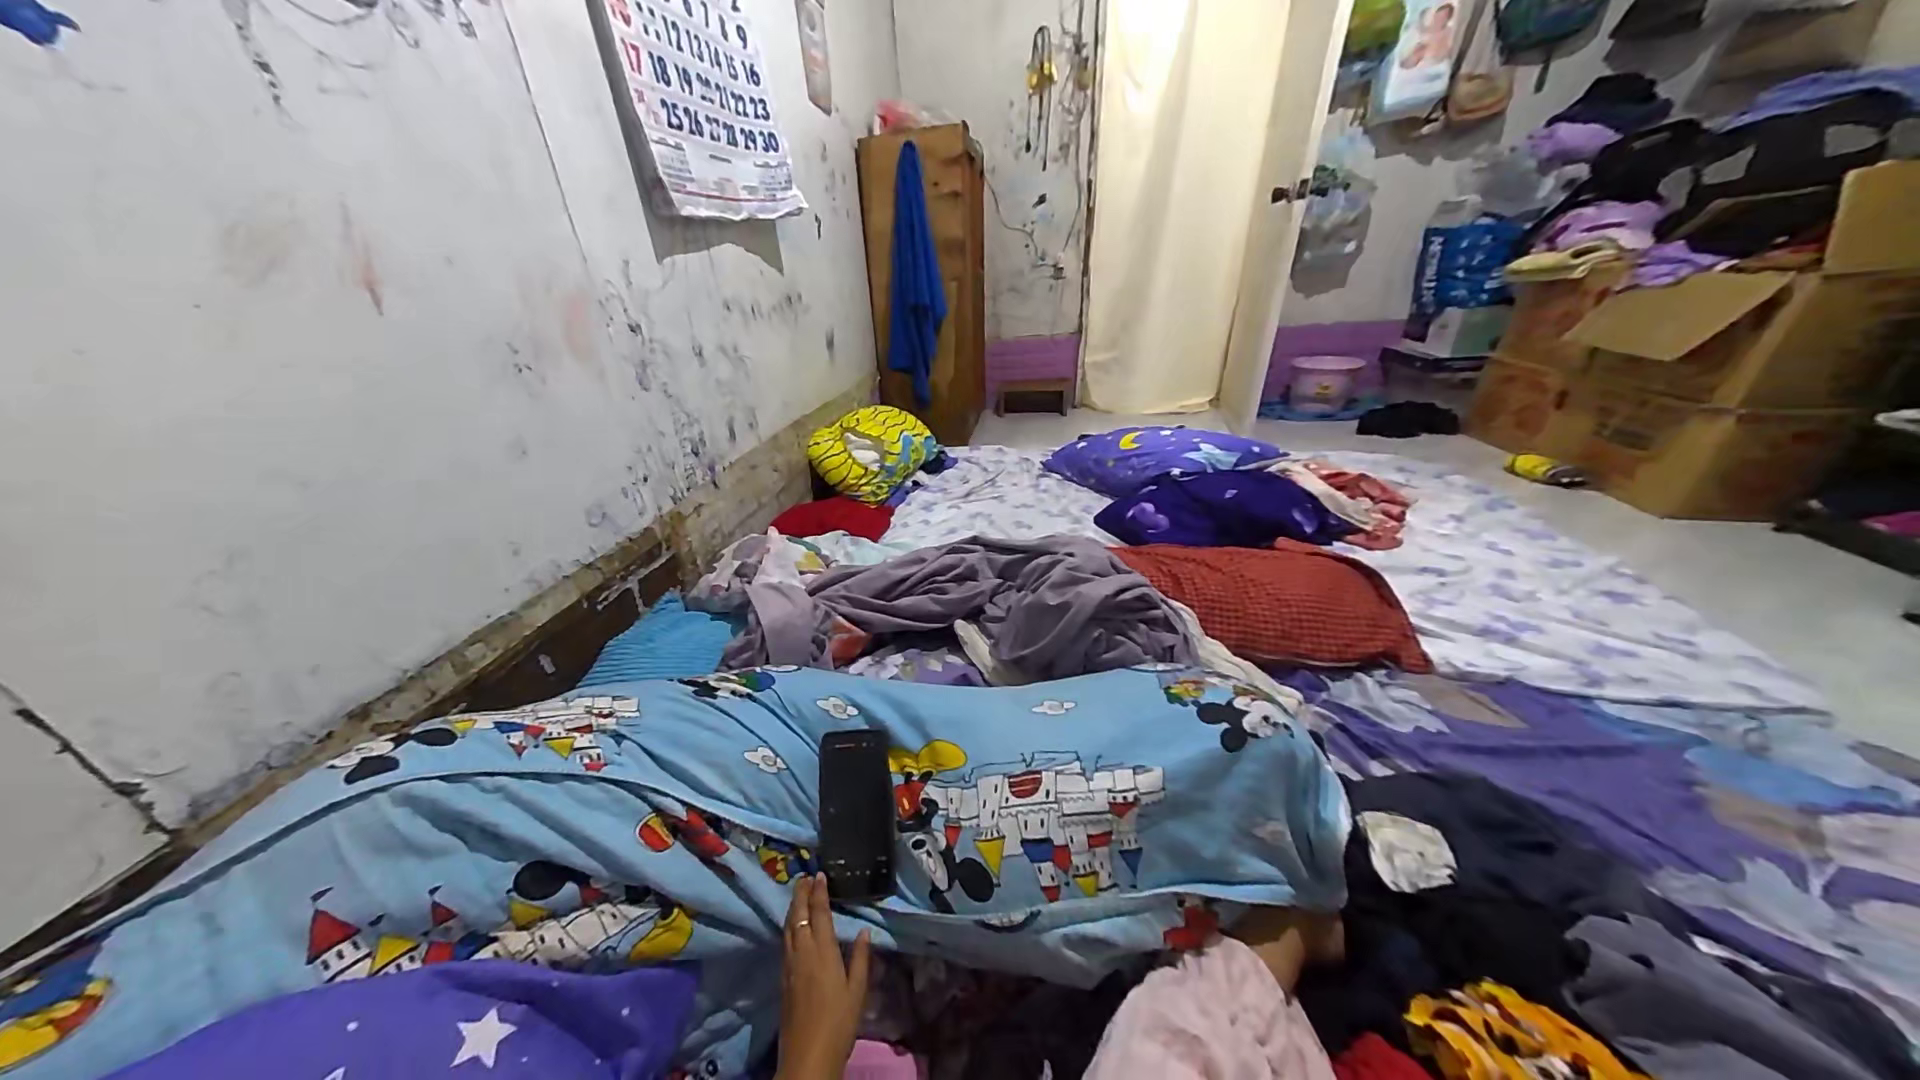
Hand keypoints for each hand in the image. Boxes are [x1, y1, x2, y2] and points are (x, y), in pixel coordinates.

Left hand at [776, 874, 871, 1079]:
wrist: (807, 1057)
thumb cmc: (839, 1023)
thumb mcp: (858, 991)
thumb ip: (861, 958)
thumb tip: (865, 931)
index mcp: (823, 952)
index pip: (819, 913)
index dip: (819, 892)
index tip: (820, 874)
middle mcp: (803, 953)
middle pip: (798, 915)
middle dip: (801, 894)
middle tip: (804, 876)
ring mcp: (790, 965)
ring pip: (788, 927)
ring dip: (793, 907)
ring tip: (798, 894)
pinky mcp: (783, 978)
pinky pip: (785, 941)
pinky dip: (789, 925)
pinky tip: (792, 926)